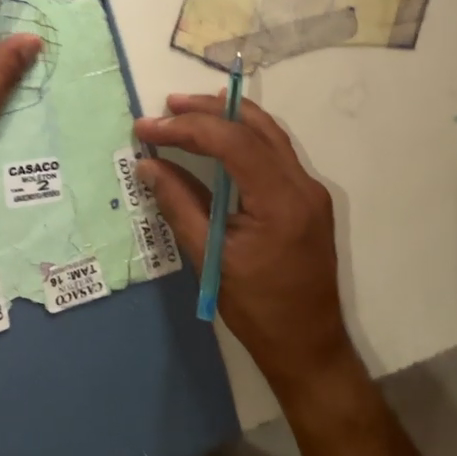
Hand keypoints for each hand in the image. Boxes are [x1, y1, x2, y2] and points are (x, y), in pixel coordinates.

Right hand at [135, 95, 351, 386]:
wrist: (309, 348)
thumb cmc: (258, 310)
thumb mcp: (210, 258)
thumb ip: (178, 204)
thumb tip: (146, 164)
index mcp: (281, 202)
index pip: (232, 142)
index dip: (187, 128)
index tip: (147, 128)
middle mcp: (303, 186)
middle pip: (253, 127)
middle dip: (206, 111)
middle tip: (166, 107)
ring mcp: (310, 190)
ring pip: (268, 132)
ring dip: (227, 116)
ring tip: (186, 110)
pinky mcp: (307, 198)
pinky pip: (274, 150)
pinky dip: (244, 134)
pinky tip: (221, 133)